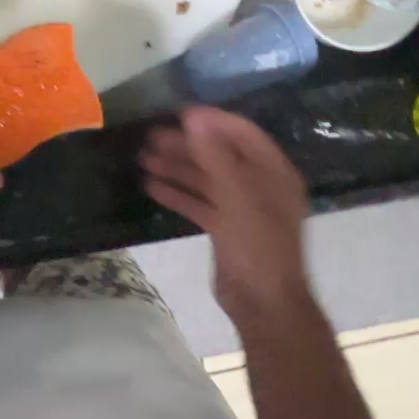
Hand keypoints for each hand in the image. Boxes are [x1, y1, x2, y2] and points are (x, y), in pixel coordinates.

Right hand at [140, 107, 317, 336]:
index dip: (212, 122)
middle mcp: (260, 185)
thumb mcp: (236, 197)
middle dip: (187, 146)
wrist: (264, 304)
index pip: (242, 135)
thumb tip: (193, 118)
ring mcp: (242, 208)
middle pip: (220, 155)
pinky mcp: (226, 229)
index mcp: (273, 173)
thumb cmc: (257, 248)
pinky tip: (152, 187)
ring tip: (144, 159)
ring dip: (177, 169)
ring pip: (206, 179)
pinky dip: (178, 194)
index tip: (178, 114)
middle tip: (151, 138)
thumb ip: (215, 156)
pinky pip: (200, 203)